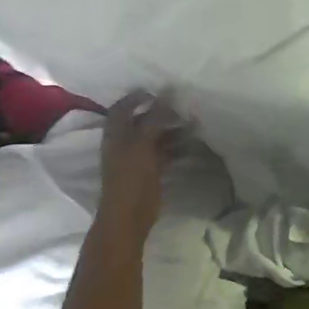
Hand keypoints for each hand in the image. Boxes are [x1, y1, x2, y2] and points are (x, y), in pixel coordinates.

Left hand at [98, 90, 180, 232]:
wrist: (127, 218)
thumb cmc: (131, 177)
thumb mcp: (142, 144)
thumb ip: (154, 118)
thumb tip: (166, 94)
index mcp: (116, 134)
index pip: (123, 108)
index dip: (137, 97)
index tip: (157, 90)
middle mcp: (124, 143)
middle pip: (141, 122)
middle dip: (160, 114)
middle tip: (182, 108)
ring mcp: (135, 159)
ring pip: (154, 139)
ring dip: (171, 131)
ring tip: (192, 125)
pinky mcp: (147, 173)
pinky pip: (161, 155)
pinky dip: (174, 149)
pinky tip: (190, 146)